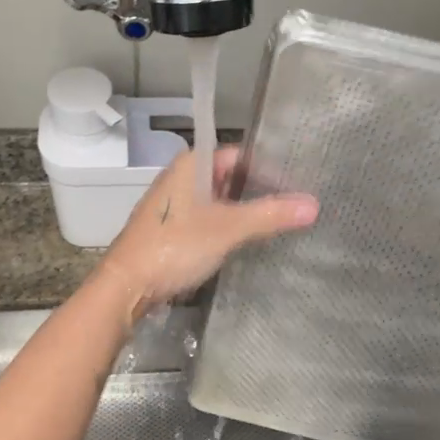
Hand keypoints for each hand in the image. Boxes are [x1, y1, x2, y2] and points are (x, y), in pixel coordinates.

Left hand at [97, 145, 318, 314]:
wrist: (125, 286)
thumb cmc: (174, 247)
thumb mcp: (227, 229)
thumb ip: (270, 214)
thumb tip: (314, 204)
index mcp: (190, 165)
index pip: (238, 153)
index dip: (267, 165)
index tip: (297, 181)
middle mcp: (180, 178)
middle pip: (229, 177)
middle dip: (258, 190)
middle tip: (295, 204)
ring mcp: (174, 206)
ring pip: (218, 201)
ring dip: (243, 211)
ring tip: (279, 223)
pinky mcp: (171, 231)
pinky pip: (207, 220)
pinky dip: (226, 227)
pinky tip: (247, 242)